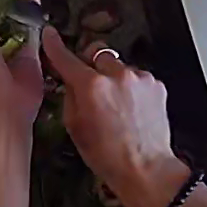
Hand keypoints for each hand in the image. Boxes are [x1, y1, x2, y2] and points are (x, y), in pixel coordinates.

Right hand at [42, 28, 190, 206]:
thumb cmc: (108, 156)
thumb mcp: (75, 128)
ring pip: (119, 66)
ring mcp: (139, 78)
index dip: (54, 45)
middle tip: (92, 89)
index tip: (50, 35)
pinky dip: (132, 88)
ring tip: (117, 107)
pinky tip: (132, 109)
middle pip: (97, 54)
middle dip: (92, 67)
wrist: (147, 170)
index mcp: (91, 87)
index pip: (66, 57)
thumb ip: (70, 96)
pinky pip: (137, 78)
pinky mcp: (156, 84)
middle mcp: (117, 75)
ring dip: (114, 79)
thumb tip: (70, 80)